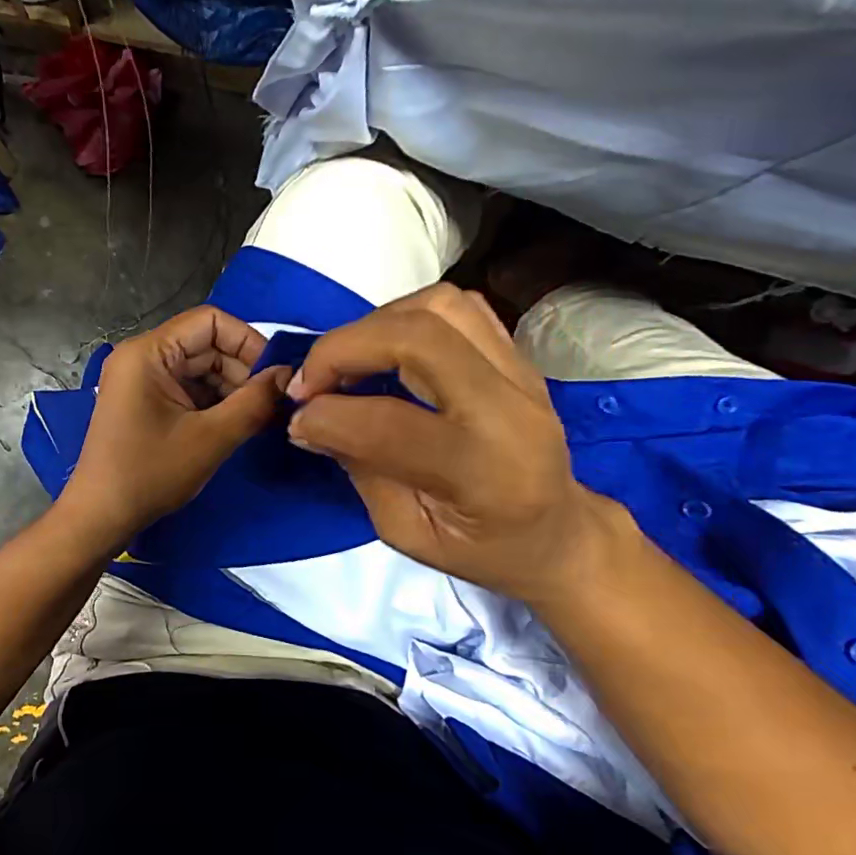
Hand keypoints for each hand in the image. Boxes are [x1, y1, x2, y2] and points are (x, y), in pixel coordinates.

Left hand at [59, 306, 291, 539]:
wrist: (100, 515)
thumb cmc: (150, 473)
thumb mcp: (210, 438)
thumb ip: (254, 402)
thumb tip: (289, 376)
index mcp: (148, 352)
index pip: (209, 321)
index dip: (248, 341)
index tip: (276, 374)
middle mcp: (141, 355)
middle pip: (206, 343)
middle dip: (243, 369)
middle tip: (274, 402)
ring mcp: (141, 378)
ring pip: (200, 367)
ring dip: (232, 387)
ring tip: (261, 416)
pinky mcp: (144, 399)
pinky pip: (187, 386)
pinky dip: (214, 401)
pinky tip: (237, 422)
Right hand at [286, 283, 626, 602]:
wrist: (560, 533)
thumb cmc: (482, 548)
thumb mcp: (406, 532)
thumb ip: (359, 470)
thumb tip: (308, 420)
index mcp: (486, 473)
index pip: (389, 424)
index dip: (324, 416)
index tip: (295, 421)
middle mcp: (510, 410)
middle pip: (417, 337)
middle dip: (341, 349)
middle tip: (309, 381)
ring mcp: (520, 372)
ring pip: (438, 305)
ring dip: (373, 325)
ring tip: (347, 362)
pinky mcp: (515, 354)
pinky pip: (456, 305)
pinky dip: (404, 316)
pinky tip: (383, 349)